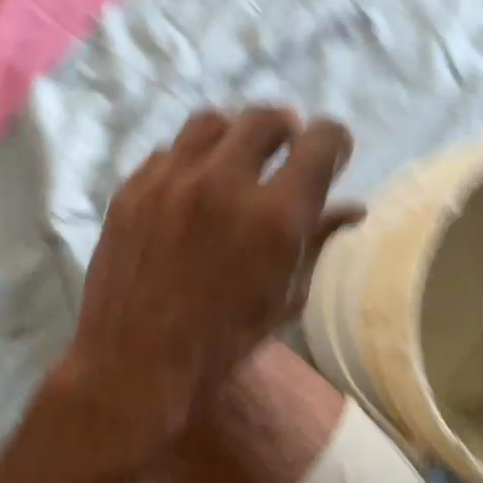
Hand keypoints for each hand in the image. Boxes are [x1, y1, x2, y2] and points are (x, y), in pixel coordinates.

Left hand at [65, 108, 358, 443]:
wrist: (132, 363)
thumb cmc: (219, 344)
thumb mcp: (282, 299)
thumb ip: (315, 242)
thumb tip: (351, 207)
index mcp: (275, 216)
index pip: (321, 140)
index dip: (333, 141)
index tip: (329, 154)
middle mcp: (222, 183)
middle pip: (265, 118)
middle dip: (284, 129)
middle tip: (283, 151)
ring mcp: (169, 182)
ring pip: (210, 122)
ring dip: (232, 135)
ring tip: (232, 162)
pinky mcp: (130, 190)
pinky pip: (166, 153)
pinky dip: (187, 162)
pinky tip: (187, 190)